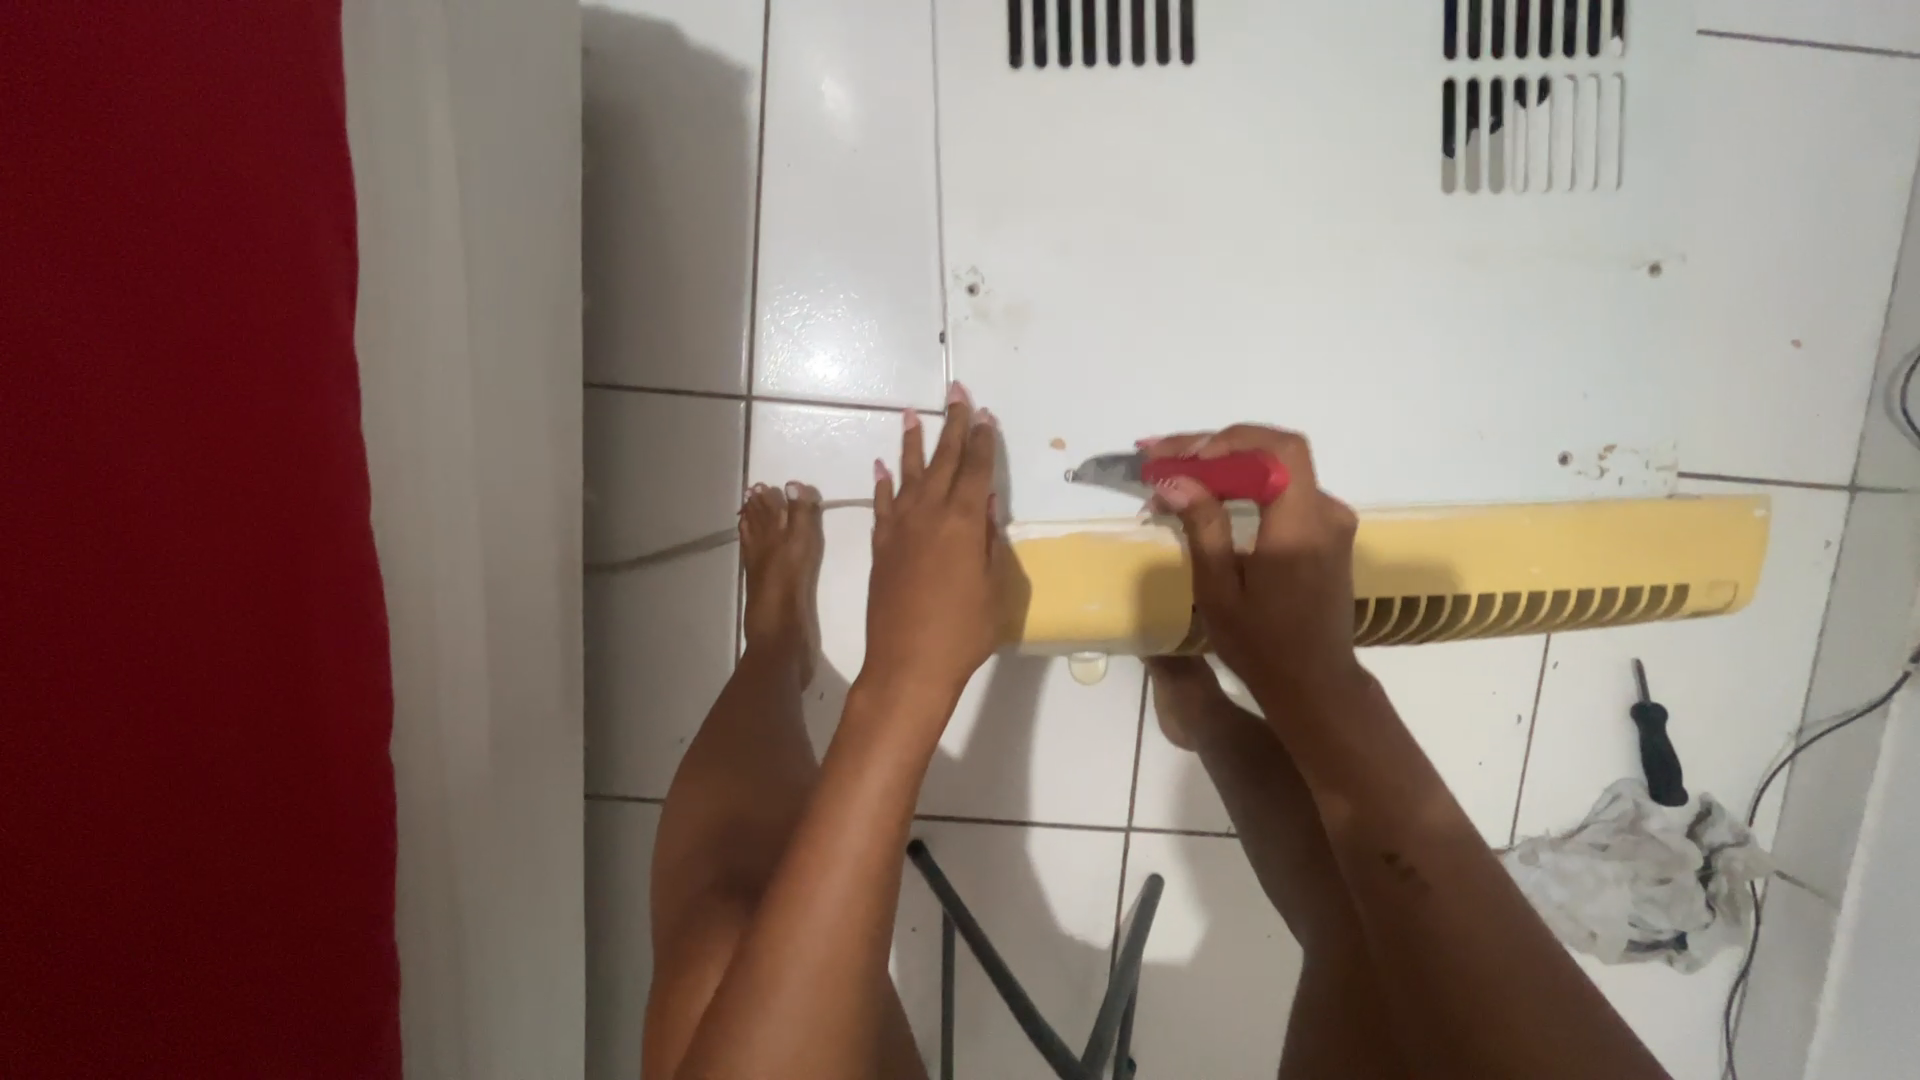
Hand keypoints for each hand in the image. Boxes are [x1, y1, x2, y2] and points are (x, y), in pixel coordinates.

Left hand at [862, 383, 1009, 703]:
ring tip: (912, 413)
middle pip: (944, 460)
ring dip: (913, 443)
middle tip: (955, 393)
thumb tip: (988, 505)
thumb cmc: (963, 631)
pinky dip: (882, 483)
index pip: (977, 469)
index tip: (985, 415)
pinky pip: (881, 505)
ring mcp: (900, 528)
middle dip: (952, 425)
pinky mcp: (880, 546)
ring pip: (908, 474)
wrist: (907, 663)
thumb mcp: (995, 588)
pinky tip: (881, 466)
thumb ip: (991, 542)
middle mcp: (929, 514)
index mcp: (964, 522)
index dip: (983, 441)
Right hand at [1145, 425, 1364, 701]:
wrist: (1314, 682)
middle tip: (1161, 458)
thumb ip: (1203, 528)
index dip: (1228, 440)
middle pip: (1273, 452)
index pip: (1278, 451)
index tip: (1180, 457)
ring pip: (1276, 468)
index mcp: (1300, 528)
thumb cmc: (1261, 644)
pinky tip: (1208, 498)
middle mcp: (1325, 513)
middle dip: (1214, 448)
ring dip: (1225, 465)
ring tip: (1174, 477)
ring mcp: (1330, 520)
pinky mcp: (1326, 530)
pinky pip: (1283, 490)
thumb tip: (1174, 479)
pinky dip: (1244, 485)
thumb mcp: (1219, 591)